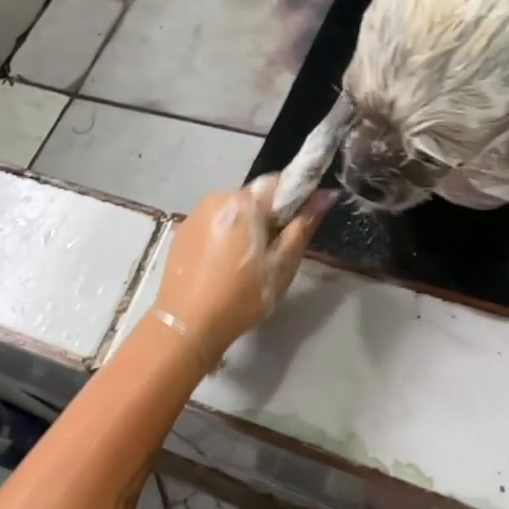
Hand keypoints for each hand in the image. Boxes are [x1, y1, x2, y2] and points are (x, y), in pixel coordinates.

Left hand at [153, 175, 334, 363]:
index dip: (294, 198)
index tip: (299, 223)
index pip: (279, 182)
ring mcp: (196, 213)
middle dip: (268, 217)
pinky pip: (212, 224)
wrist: (186, 326)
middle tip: (274, 253)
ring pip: (232, 211)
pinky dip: (223, 236)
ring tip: (246, 263)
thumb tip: (326, 194)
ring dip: (245, 227)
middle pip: (254, 198)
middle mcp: (218, 197)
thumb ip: (303, 226)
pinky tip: (222, 266)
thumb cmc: (242, 296)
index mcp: (245, 201)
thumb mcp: (282, 266)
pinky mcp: (182, 231)